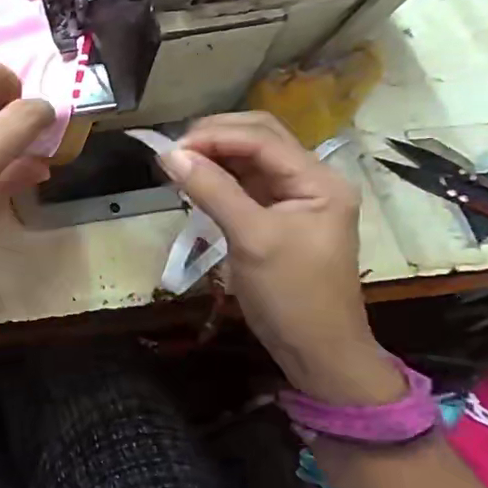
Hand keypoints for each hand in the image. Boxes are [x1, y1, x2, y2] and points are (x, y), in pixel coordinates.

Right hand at [160, 112, 404, 404]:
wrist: (317, 351)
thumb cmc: (292, 296)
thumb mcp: (251, 239)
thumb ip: (213, 191)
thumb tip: (169, 154)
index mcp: (318, 180)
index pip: (262, 139)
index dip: (215, 136)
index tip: (171, 148)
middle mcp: (309, 180)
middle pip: (259, 139)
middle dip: (215, 138)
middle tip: (173, 153)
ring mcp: (293, 198)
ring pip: (249, 159)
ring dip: (214, 156)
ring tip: (177, 164)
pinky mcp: (275, 216)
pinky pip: (244, 184)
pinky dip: (218, 178)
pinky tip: (193, 182)